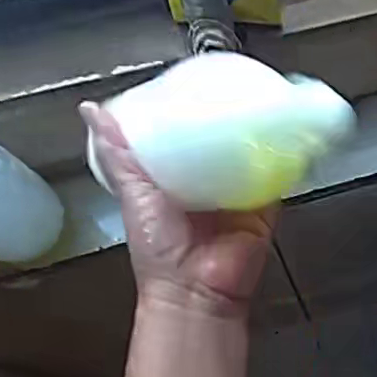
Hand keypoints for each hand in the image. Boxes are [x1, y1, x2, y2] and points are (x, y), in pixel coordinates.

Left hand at [82, 102, 275, 317]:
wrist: (197, 289)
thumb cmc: (160, 249)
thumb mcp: (133, 194)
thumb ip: (119, 156)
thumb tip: (93, 109)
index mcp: (173, 181)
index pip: (179, 140)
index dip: (183, 115)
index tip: (187, 86)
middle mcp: (207, 187)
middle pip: (218, 147)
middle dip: (223, 122)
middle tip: (228, 87)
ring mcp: (237, 198)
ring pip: (249, 162)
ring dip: (255, 139)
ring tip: (259, 102)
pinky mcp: (263, 211)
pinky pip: (274, 184)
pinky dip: (281, 164)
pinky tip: (284, 137)